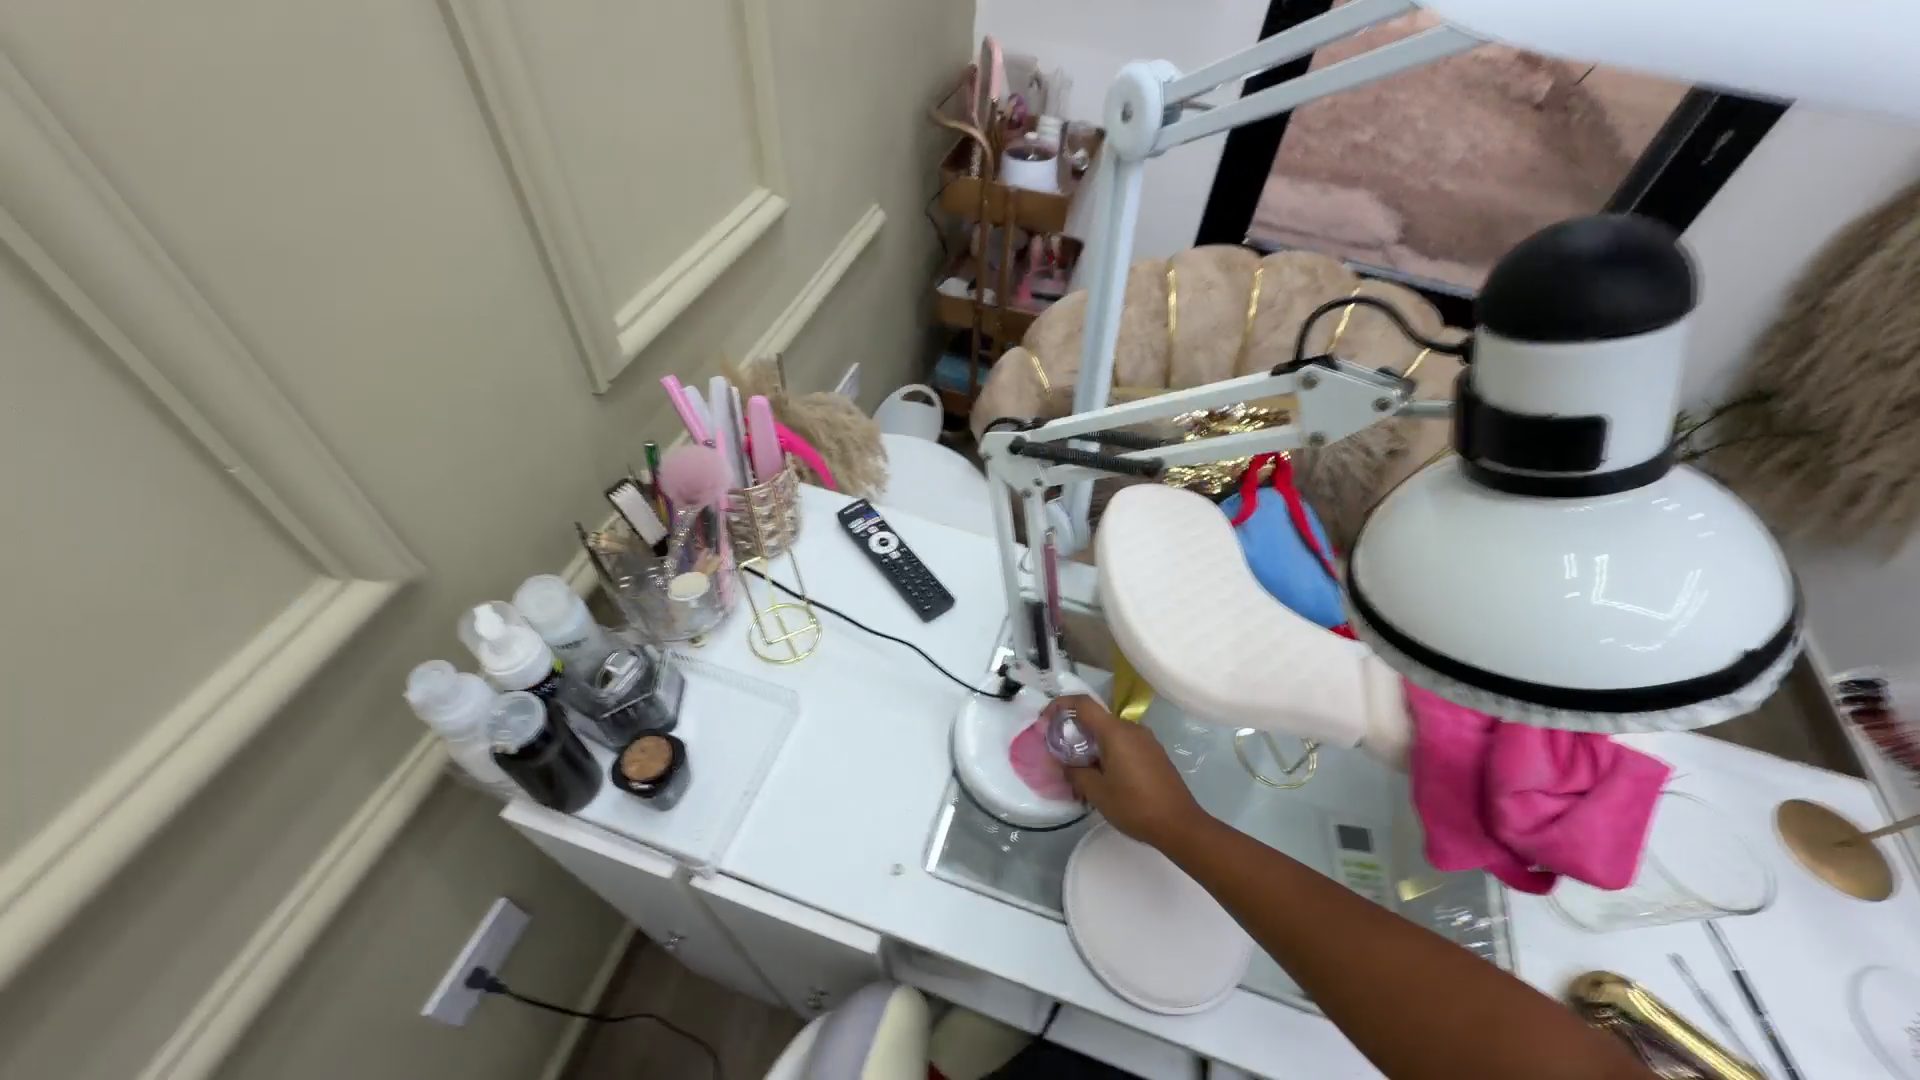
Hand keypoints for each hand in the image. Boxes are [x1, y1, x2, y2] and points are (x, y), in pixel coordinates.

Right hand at [1045, 695, 1205, 850]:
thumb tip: (1066, 764)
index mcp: (1115, 732)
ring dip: (1093, 747)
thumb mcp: (1097, 792)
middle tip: (1063, 758)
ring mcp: (1147, 740)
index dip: (1060, 705)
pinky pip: (1125, 744)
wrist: (1180, 825)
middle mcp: (1132, 728)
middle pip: (1096, 720)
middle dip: (1076, 734)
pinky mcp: (1155, 753)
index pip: (1083, 704)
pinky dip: (1110, 754)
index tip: (1046, 721)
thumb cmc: (1135, 806)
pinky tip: (1107, 780)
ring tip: (1084, 775)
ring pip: (1111, 734)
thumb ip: (1075, 773)